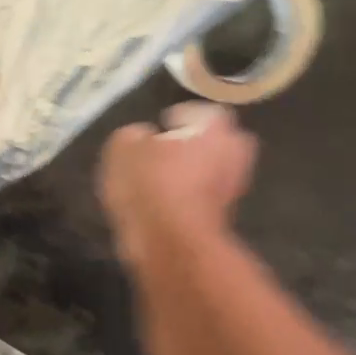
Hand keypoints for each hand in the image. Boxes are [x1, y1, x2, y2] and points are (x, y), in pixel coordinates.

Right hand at [99, 102, 257, 264]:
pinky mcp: (219, 217)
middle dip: (199, 142)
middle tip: (170, 146)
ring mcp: (231, 189)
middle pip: (222, 141)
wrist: (168, 241)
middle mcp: (232, 157)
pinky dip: (187, 195)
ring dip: (193, 171)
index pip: (208, 113)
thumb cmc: (150, 184)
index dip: (185, 115)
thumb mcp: (123, 148)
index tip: (164, 122)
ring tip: (159, 175)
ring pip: (213, 170)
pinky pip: (203, 196)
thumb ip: (133, 135)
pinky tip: (160, 200)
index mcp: (216, 132)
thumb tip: (141, 137)